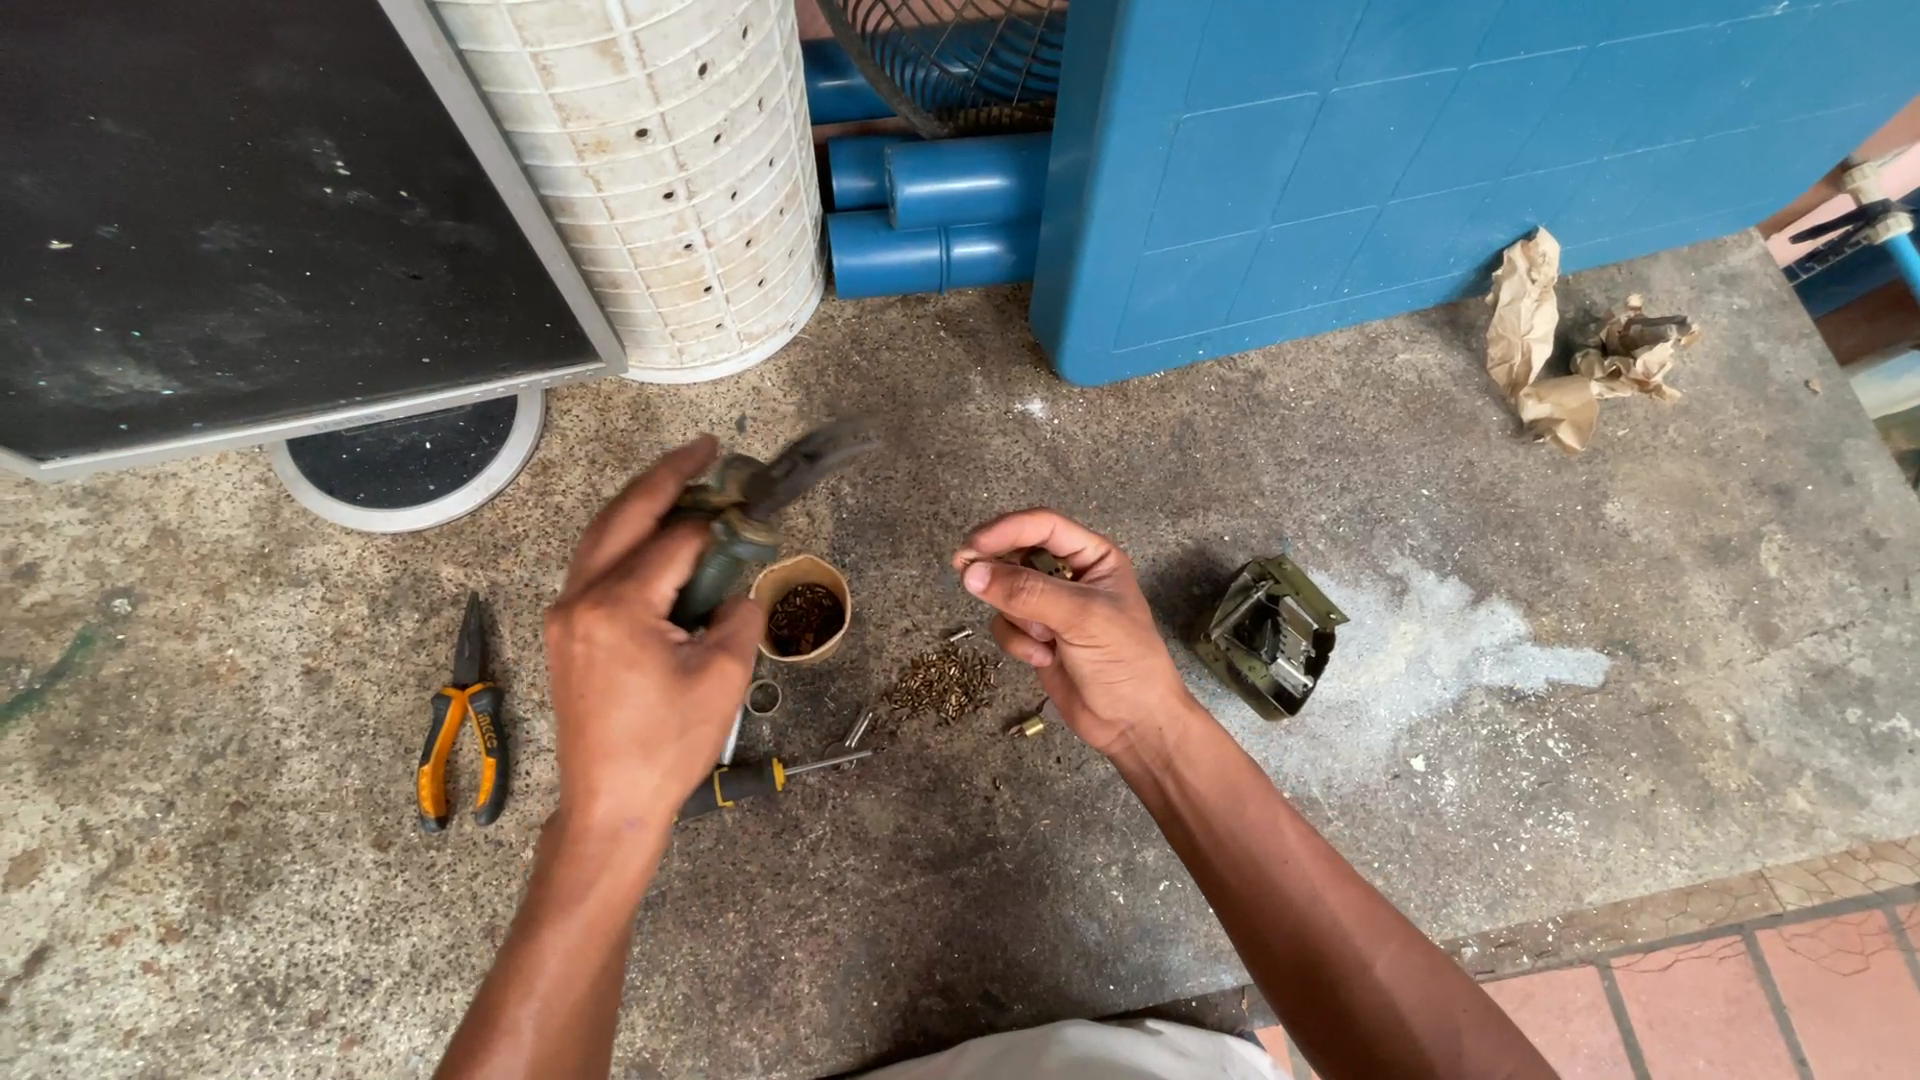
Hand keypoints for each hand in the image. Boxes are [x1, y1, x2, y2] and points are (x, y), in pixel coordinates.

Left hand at [544, 435, 765, 840]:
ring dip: (642, 504)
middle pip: (623, 516)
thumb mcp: (725, 676)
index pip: (675, 542)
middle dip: (665, 475)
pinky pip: (596, 566)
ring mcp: (564, 614)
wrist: (610, 802)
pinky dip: (627, 541)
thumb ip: (739, 616)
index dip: (717, 525)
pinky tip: (655, 537)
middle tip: (705, 448)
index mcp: (618, 606)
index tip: (749, 511)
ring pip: (601, 537)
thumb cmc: (668, 744)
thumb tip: (737, 590)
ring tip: (683, 480)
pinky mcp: (565, 632)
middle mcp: (579, 598)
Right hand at [952, 509, 1196, 757]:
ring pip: (1005, 593)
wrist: (1133, 722)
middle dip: (1001, 574)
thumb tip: (972, 573)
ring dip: (1016, 617)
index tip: (972, 549)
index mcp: (1093, 556)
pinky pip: (1005, 625)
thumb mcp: (1081, 618)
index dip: (1005, 530)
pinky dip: (1017, 642)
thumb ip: (1027, 592)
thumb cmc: (1124, 660)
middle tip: (968, 577)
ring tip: (1044, 639)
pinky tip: (1044, 659)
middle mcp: (1069, 575)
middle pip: (1016, 555)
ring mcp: (1051, 607)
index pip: (1042, 526)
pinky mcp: (1036, 637)